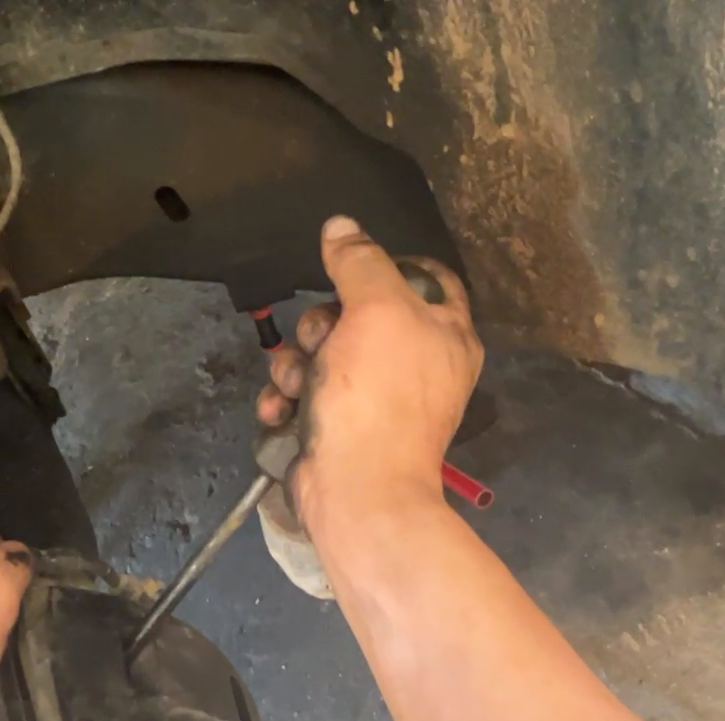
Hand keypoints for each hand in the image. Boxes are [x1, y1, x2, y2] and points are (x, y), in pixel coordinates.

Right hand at [256, 216, 482, 536]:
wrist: (355, 491)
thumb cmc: (376, 397)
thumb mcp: (375, 311)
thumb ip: (360, 262)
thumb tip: (341, 224)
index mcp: (444, 333)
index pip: (422, 275)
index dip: (383, 265)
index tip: (349, 271)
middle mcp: (412, 363)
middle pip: (355, 313)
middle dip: (321, 325)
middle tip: (321, 344)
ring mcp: (373, 399)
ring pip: (320, 355)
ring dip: (295, 366)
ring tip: (296, 389)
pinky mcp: (338, 427)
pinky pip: (305, 394)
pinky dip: (286, 400)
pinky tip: (280, 411)